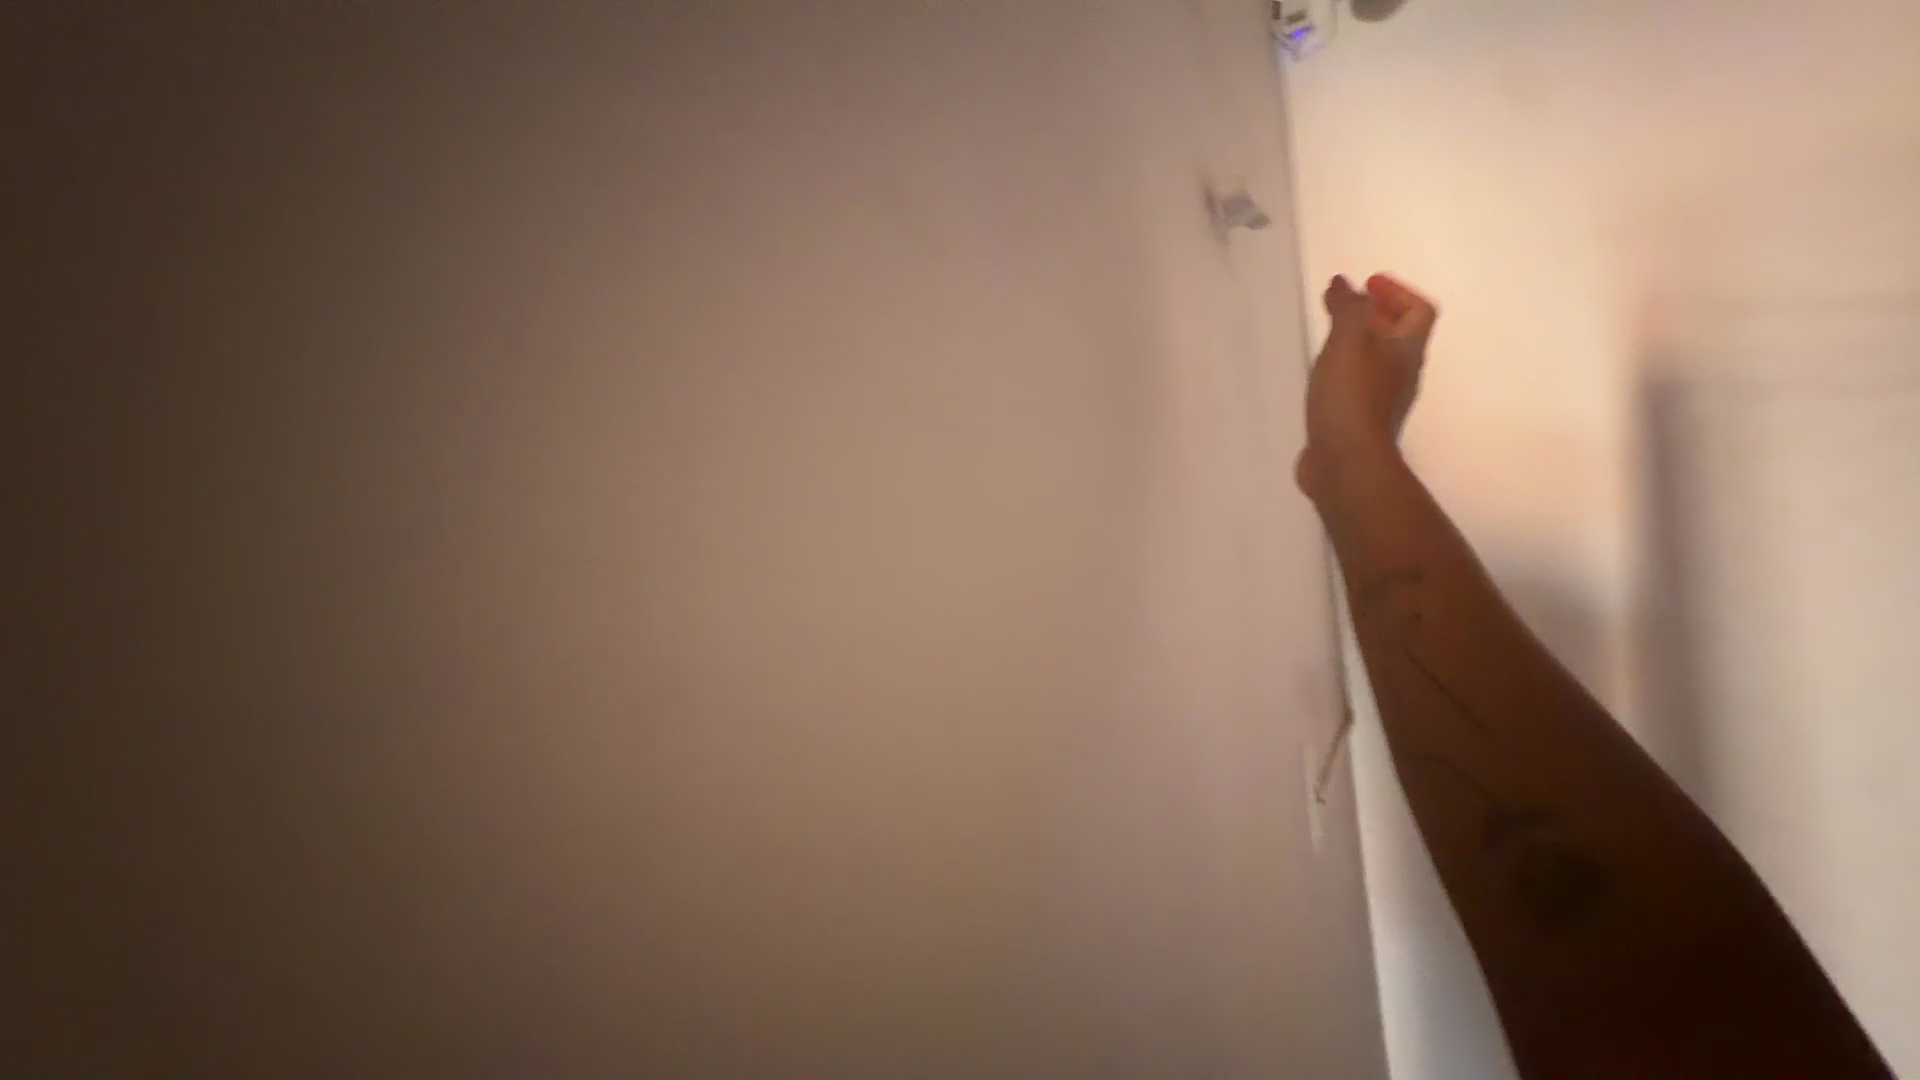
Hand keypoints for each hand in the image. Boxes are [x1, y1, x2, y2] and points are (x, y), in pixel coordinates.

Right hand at [1296, 273, 1437, 497]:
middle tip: (1347, 305)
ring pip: (1377, 362)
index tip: (1368, 283)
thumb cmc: (1351, 396)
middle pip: (1399, 338)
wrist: (1345, 462)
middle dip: (1376, 316)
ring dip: (1359, 344)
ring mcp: (1381, 402)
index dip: (1398, 292)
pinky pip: (1356, 386)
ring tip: (1330, 337)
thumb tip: (1344, 284)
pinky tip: (1321, 376)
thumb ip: (1347, 308)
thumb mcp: (1348, 342)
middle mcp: (1401, 375)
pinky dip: (1343, 372)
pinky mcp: (1357, 423)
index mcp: (1406, 352)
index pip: (1419, 311)